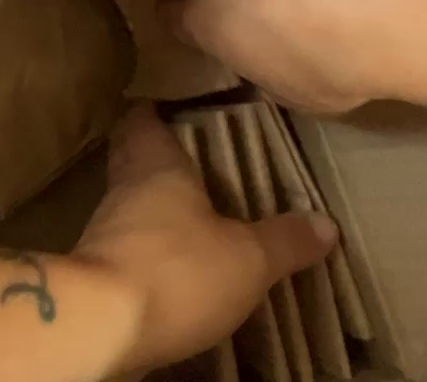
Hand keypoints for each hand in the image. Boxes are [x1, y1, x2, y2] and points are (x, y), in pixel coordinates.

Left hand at [73, 106, 335, 373]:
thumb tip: (326, 223)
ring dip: (152, 197)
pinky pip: (124, 236)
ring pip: (128, 194)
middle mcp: (125, 182)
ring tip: (189, 206)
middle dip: (155, 150)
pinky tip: (171, 253)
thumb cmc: (177, 269)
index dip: (156, 106)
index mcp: (156, 161)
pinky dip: (146, 238)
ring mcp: (107, 222)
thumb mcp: (247, 258)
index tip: (176, 104)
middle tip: (189, 153)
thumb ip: (284, 239)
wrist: (104, 323)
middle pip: (131, 151)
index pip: (143, 116)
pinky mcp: (99, 263)